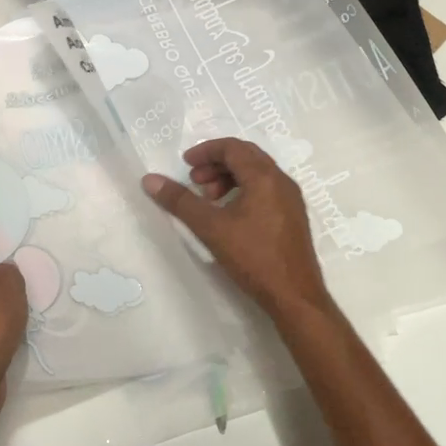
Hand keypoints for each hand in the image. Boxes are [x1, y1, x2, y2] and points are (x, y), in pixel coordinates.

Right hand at [143, 137, 331, 319]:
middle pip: (246, 156)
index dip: (206, 151)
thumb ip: (180, 201)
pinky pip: (266, 189)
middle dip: (216, 164)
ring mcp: (291, 200)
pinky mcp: (293, 217)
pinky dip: (244, 191)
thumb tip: (150, 180)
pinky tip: (230, 215)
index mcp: (264, 177)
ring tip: (210, 200)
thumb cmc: (253, 257)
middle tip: (195, 181)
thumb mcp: (210, 227)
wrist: (295, 298)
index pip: (232, 147)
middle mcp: (281, 181)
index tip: (186, 165)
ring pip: (257, 173)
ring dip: (229, 178)